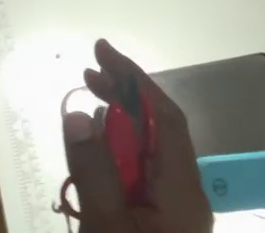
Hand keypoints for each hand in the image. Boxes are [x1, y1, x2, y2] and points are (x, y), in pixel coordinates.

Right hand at [61, 40, 212, 232]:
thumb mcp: (106, 226)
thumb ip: (93, 167)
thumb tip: (79, 109)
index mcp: (182, 192)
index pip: (163, 118)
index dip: (135, 79)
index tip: (102, 50)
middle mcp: (185, 198)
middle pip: (158, 132)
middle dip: (124, 96)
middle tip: (86, 72)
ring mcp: (174, 218)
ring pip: (148, 155)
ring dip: (117, 125)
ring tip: (84, 106)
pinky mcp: (159, 231)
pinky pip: (140, 180)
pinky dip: (116, 156)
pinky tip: (94, 157)